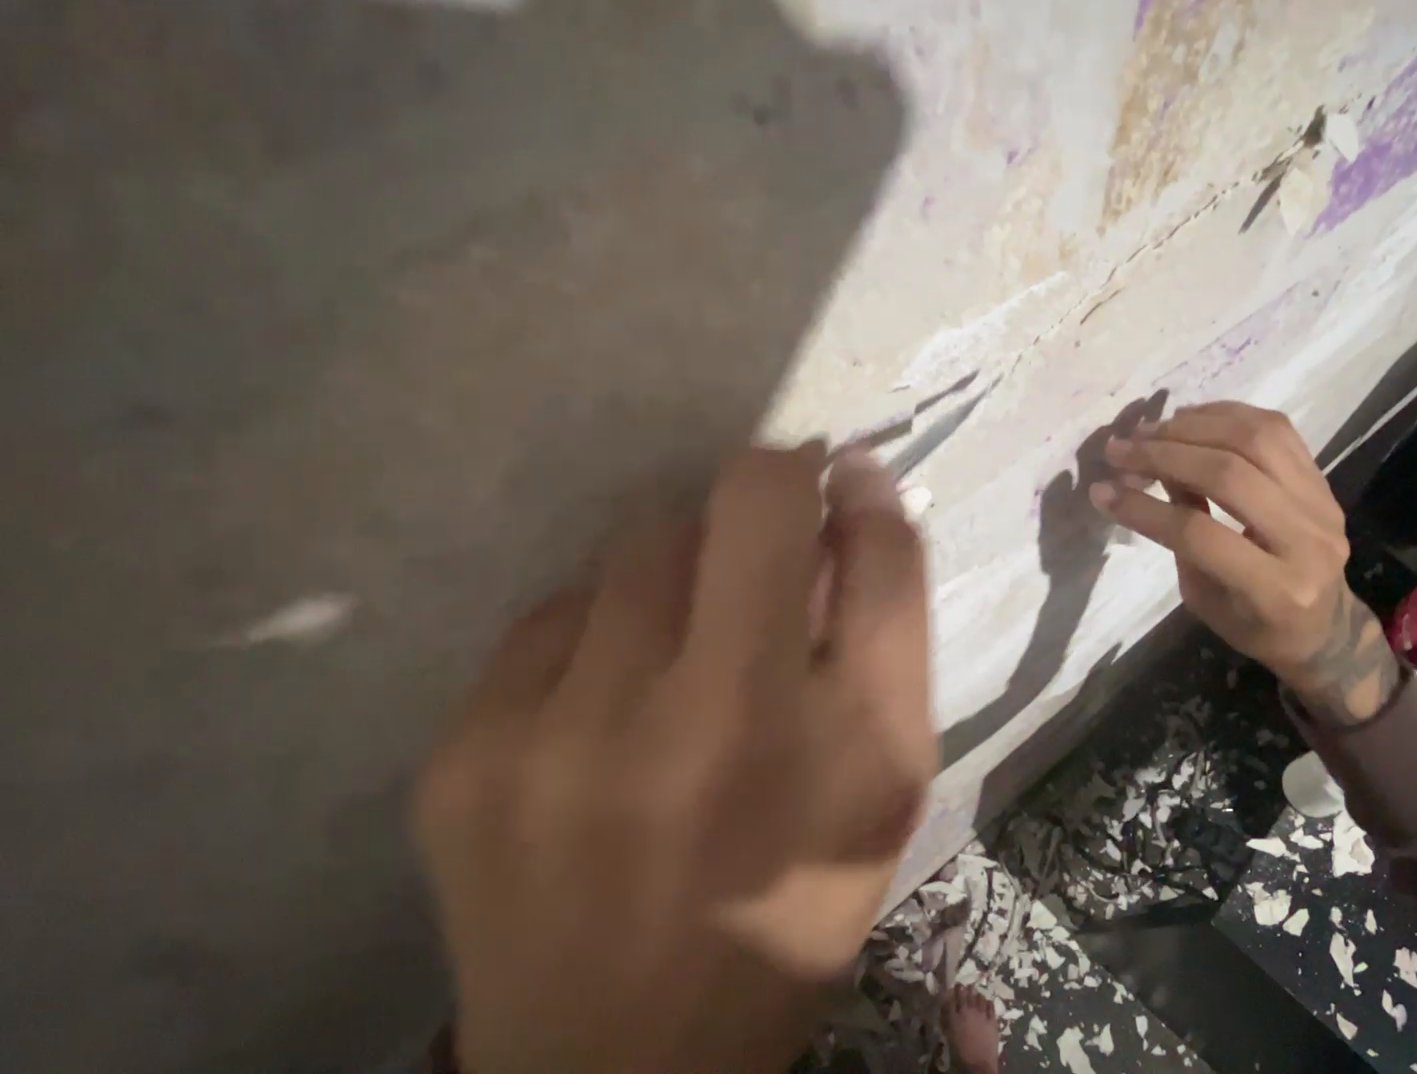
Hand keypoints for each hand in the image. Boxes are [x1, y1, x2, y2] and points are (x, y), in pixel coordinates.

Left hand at [413, 444, 933, 1073]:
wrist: (633, 1053)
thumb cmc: (799, 893)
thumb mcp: (891, 762)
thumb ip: (890, 609)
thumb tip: (858, 475)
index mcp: (773, 719)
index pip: (774, 501)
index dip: (800, 470)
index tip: (817, 488)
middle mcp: (648, 718)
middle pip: (692, 515)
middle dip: (739, 541)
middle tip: (754, 611)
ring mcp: (532, 738)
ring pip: (616, 562)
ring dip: (666, 591)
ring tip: (680, 673)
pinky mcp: (457, 762)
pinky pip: (543, 627)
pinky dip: (593, 645)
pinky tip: (605, 720)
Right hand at [1089, 401, 1400, 723]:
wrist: (1326, 626)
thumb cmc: (1253, 625)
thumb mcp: (1204, 598)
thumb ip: (1183, 538)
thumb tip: (1149, 473)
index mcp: (1273, 589)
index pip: (1199, 534)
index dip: (1145, 509)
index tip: (1102, 492)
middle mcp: (1306, 540)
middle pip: (1229, 475)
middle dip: (1163, 455)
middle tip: (1120, 450)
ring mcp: (1321, 504)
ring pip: (1255, 440)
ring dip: (1193, 427)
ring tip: (1151, 430)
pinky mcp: (1323, 480)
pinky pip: (1277, 430)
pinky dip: (1226, 415)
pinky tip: (1189, 418)